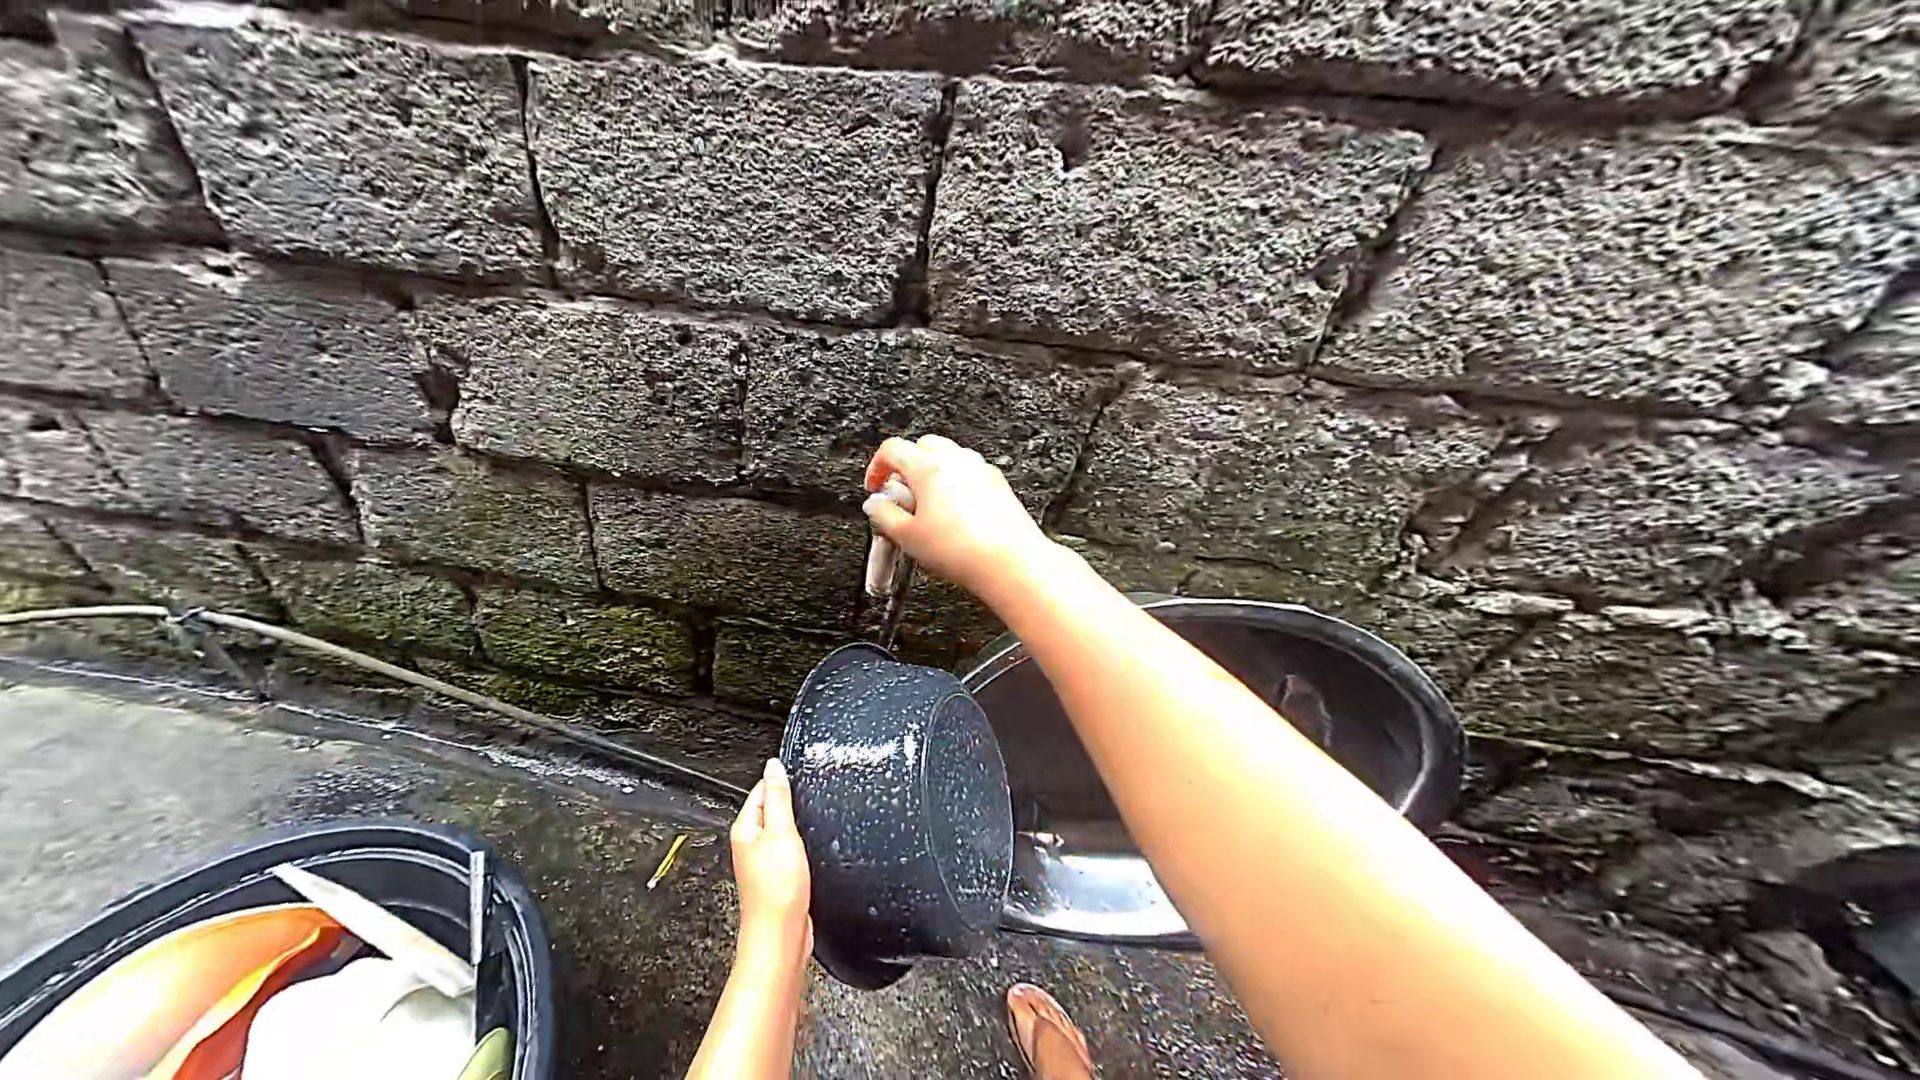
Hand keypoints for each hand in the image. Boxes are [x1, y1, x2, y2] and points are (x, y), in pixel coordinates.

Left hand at [730, 758, 811, 954]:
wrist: (781, 936)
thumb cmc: (777, 891)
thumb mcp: (782, 832)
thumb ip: (778, 797)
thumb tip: (773, 766)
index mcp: (745, 829)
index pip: (761, 789)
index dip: (780, 778)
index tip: (798, 770)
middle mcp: (751, 844)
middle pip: (770, 807)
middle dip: (789, 798)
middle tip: (808, 790)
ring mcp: (765, 860)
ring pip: (781, 828)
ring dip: (796, 820)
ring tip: (810, 815)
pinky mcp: (779, 875)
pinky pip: (789, 847)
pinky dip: (801, 841)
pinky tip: (811, 844)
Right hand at [862, 434, 1059, 600]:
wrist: (1011, 564)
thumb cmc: (963, 551)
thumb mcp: (908, 537)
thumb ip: (884, 516)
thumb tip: (876, 505)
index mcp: (929, 468)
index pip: (893, 449)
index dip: (877, 467)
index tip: (875, 486)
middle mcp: (957, 461)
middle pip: (923, 447)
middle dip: (907, 467)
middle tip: (901, 497)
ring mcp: (981, 470)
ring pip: (949, 458)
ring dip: (933, 474)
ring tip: (928, 509)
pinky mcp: (998, 485)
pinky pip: (970, 475)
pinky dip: (956, 485)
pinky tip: (954, 516)